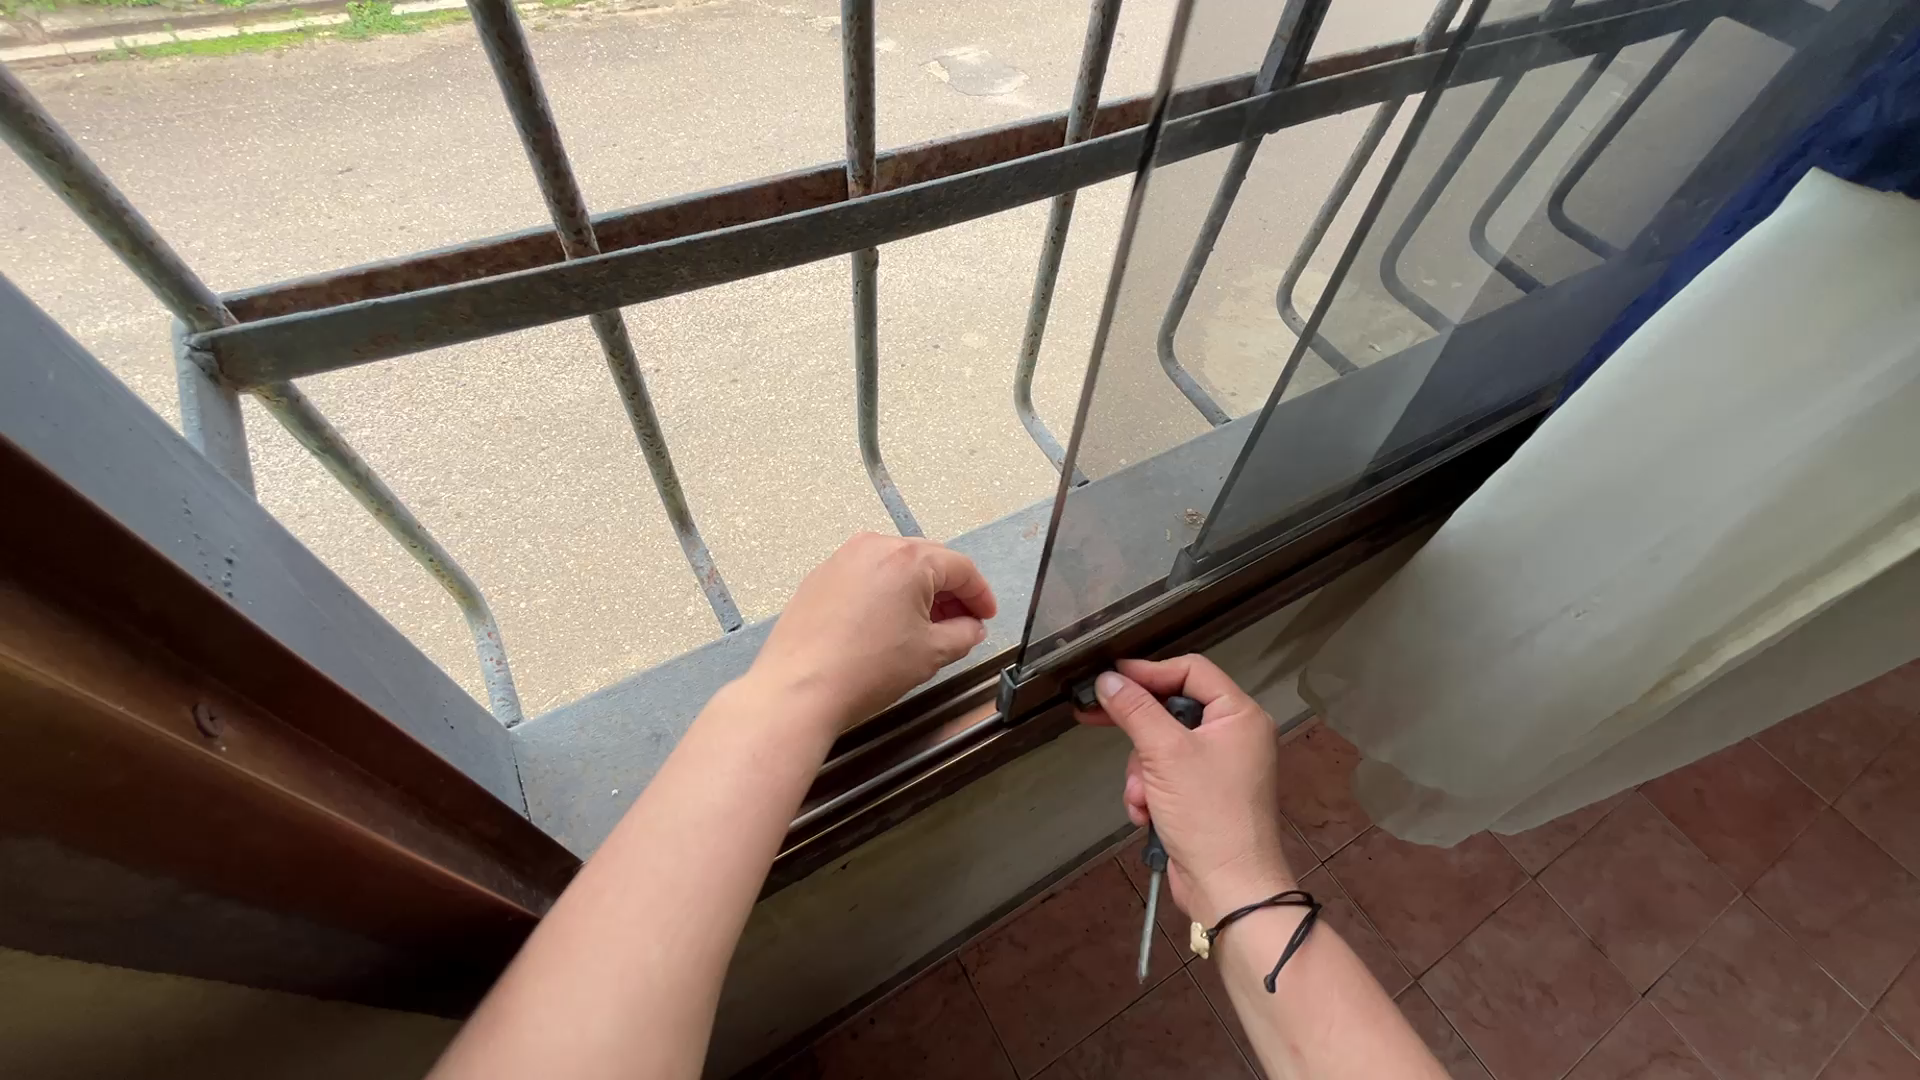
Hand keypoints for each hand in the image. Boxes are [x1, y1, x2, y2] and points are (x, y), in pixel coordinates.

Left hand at [747, 533, 997, 733]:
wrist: (798, 689)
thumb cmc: (869, 668)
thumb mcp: (930, 654)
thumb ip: (963, 634)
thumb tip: (971, 628)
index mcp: (908, 558)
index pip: (960, 567)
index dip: (980, 594)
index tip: (987, 617)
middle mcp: (874, 546)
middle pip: (927, 560)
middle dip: (949, 591)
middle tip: (961, 623)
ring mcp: (842, 559)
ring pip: (894, 566)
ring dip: (916, 591)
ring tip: (925, 626)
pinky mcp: (819, 577)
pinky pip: (865, 576)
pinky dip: (884, 593)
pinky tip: (885, 624)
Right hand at [1075, 655, 1295, 924]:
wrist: (1229, 891)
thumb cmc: (1208, 814)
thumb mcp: (1165, 753)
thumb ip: (1135, 710)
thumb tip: (1107, 679)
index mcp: (1239, 715)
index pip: (1190, 670)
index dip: (1148, 671)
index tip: (1110, 677)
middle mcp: (1233, 734)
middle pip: (1171, 708)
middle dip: (1138, 730)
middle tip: (1094, 716)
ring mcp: (1218, 765)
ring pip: (1160, 744)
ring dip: (1141, 770)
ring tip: (1142, 796)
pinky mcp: (1201, 793)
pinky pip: (1163, 773)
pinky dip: (1149, 790)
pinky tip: (1146, 813)